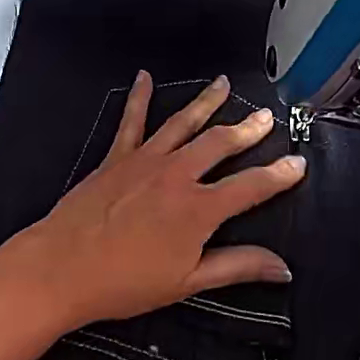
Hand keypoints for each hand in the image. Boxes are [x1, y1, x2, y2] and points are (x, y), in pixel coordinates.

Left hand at [3, 72, 305, 328]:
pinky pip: (132, 121)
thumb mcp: (188, 282)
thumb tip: (283, 268)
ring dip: (207, 101)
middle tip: (267, 116)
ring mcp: (146, 160)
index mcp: (199, 208)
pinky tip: (145, 76)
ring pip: (185, 123)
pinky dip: (140, 97)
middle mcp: (178, 174)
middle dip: (248, 129)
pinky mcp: (118, 156)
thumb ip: (237, 266)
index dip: (279, 175)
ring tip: (224, 83)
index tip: (299, 162)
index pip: (251, 186)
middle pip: (221, 143)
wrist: (60, 270)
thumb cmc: (126, 282)